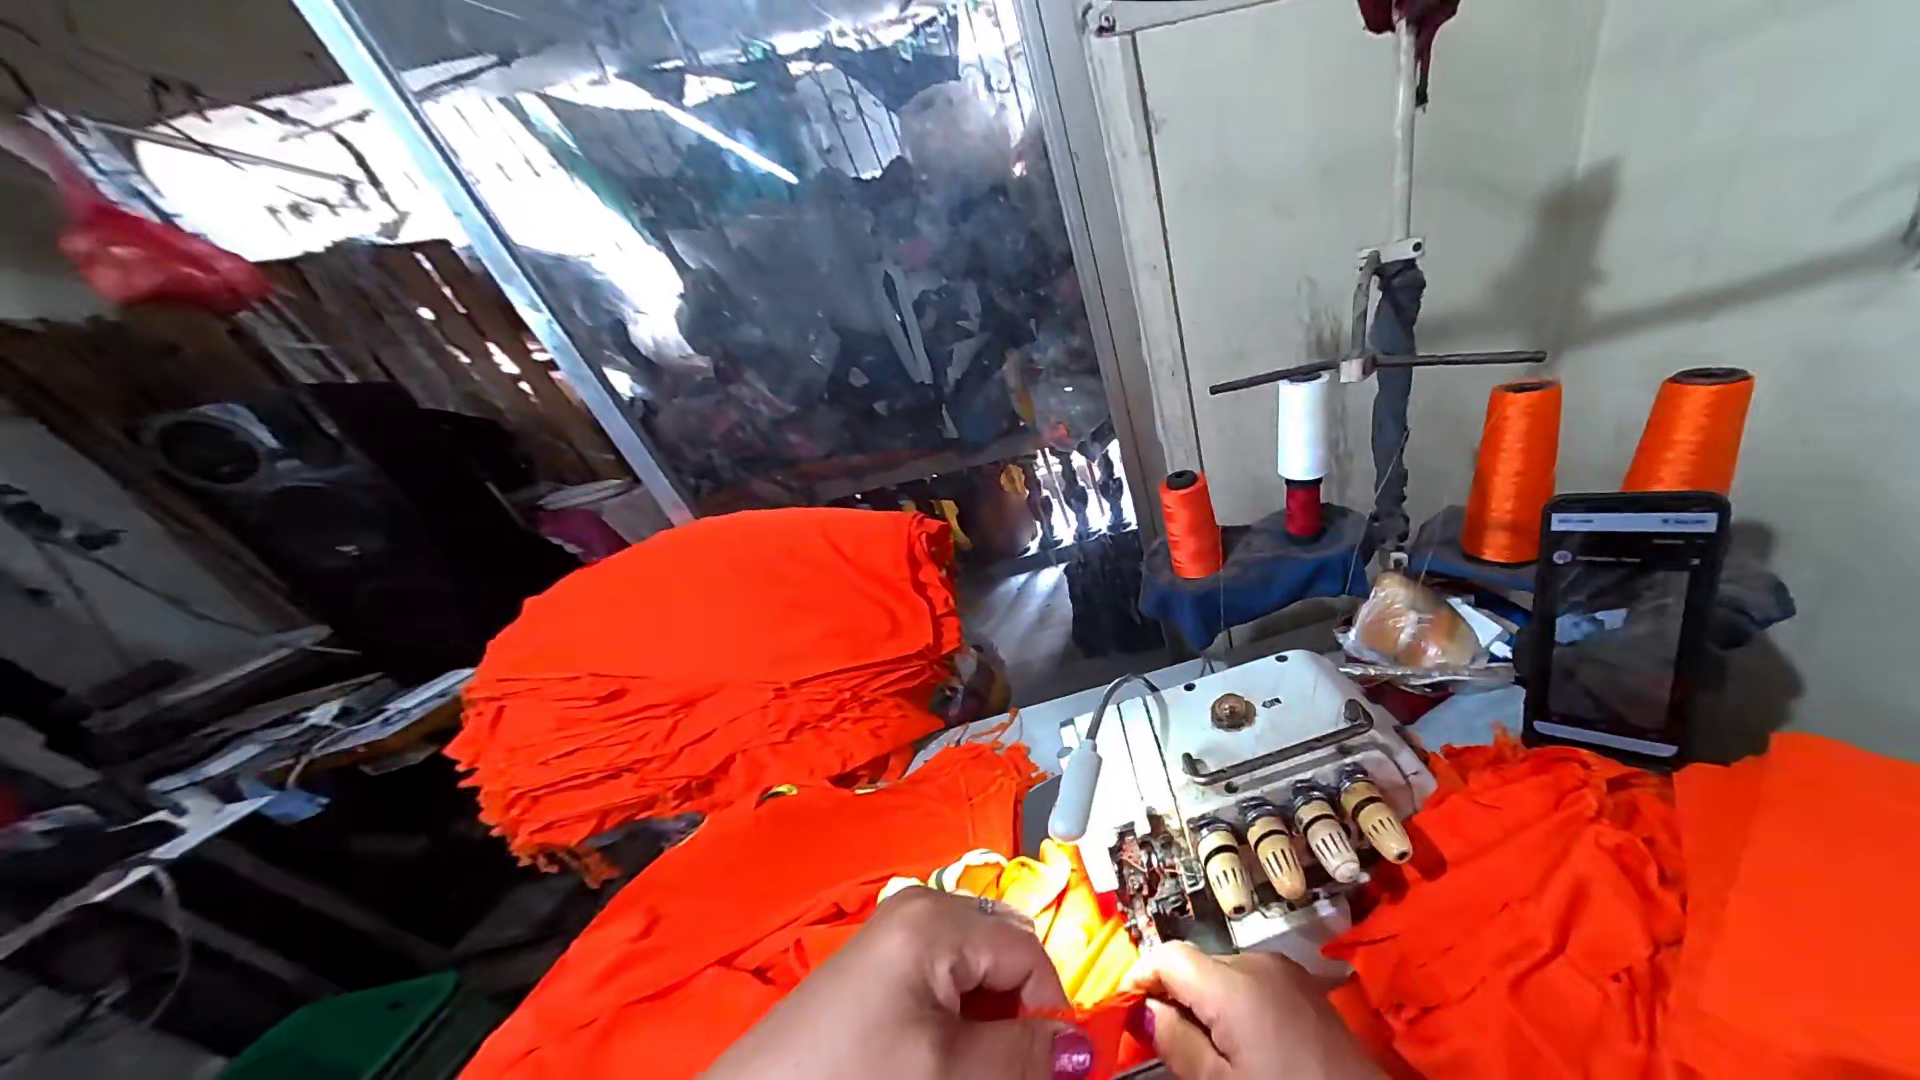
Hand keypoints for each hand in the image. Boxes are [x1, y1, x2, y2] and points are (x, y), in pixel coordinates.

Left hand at [702, 887, 1095, 1079]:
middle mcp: (921, 907)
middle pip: (1003, 954)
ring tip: (968, 1068)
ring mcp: (898, 930)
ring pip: (977, 970)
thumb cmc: (853, 1077)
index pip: (1028, 951)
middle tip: (1003, 1071)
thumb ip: (1023, 1056)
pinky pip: (945, 978)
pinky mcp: (882, 959)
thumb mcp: (948, 1072)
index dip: (1050, 1011)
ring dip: (990, 1022)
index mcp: (938, 916)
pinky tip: (940, 1056)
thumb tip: (1084, 1049)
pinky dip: (959, 1017)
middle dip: (1018, 1015)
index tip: (1055, 1070)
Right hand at [1123, 942, 1379, 1079]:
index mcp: (1233, 982)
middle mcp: (1257, 962)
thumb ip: (1177, 1043)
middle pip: (1195, 964)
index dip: (1141, 977)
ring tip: (1206, 1049)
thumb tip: (1145, 1010)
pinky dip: (1234, 1005)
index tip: (1126, 1008)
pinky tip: (1244, 1044)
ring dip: (1204, 1002)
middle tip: (1164, 1041)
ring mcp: (1286, 973)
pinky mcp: (1306, 989)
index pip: (1167, 955)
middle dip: (1174, 996)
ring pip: (1222, 974)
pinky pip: (1252, 984)